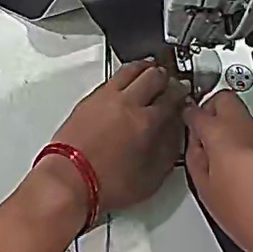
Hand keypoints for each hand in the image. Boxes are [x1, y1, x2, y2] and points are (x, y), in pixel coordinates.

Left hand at [44, 59, 186, 211]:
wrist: (69, 179)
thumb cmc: (104, 183)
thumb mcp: (150, 178)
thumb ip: (167, 151)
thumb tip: (173, 135)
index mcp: (146, 121)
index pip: (171, 97)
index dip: (181, 94)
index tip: (183, 95)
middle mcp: (127, 103)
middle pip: (153, 75)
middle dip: (166, 76)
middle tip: (170, 79)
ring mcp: (106, 98)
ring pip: (130, 70)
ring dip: (144, 68)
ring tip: (150, 70)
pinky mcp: (89, 99)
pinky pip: (111, 78)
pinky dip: (123, 76)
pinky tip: (125, 82)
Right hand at [184, 91, 252, 251]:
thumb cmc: (247, 213)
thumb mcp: (203, 187)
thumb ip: (194, 155)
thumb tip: (194, 144)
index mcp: (220, 133)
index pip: (197, 110)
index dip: (187, 114)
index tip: (184, 119)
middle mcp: (244, 127)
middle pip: (223, 98)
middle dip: (209, 107)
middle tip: (200, 126)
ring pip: (239, 112)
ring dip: (225, 121)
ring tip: (215, 147)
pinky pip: (250, 129)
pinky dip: (238, 135)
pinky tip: (231, 158)